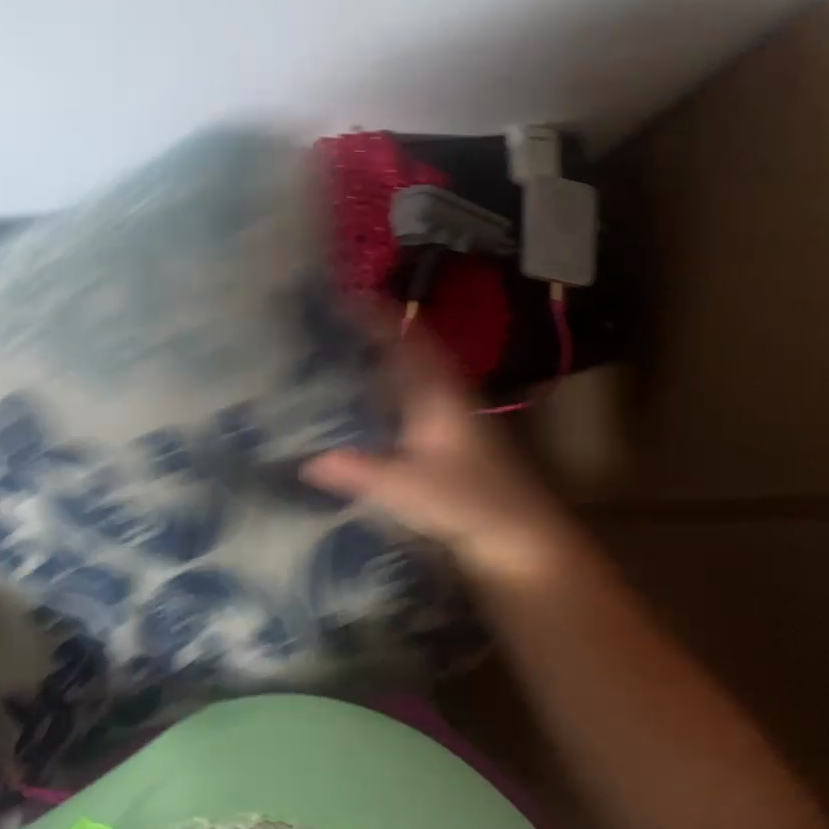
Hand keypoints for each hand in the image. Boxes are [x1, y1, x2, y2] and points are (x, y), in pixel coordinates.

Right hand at [301, 310, 586, 586]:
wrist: (522, 534)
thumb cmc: (470, 502)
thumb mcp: (407, 487)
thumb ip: (358, 471)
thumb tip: (306, 461)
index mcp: (438, 394)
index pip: (407, 341)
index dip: (379, 316)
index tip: (348, 294)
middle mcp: (447, 395)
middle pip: (410, 350)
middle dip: (377, 331)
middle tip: (336, 318)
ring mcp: (452, 415)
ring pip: (414, 373)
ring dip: (384, 357)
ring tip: (345, 348)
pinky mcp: (451, 438)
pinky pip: (414, 396)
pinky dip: (390, 386)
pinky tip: (368, 399)